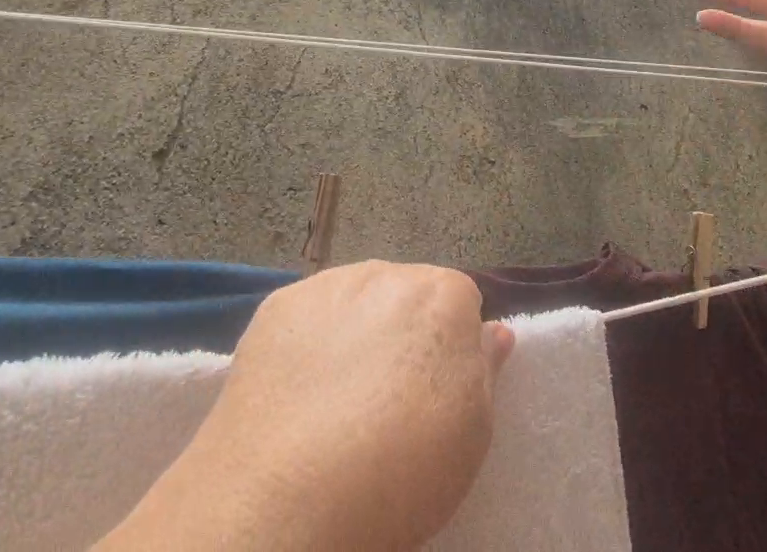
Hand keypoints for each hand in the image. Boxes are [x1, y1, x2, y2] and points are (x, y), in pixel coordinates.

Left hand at [101, 262, 514, 551]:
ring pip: (354, 298)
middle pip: (405, 292)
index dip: (451, 345)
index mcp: (445, 295)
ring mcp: (326, 285)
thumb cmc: (403, 469)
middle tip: (389, 393)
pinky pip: (307, 314)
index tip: (437, 387)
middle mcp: (387, 272)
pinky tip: (298, 387)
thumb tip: (492, 331)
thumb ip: (485, 369)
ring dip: (356, 327)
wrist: (291, 494)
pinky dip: (308, 339)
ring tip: (338, 392)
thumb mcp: (472, 432)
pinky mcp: (275, 306)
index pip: (460, 302)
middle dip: (403, 328)